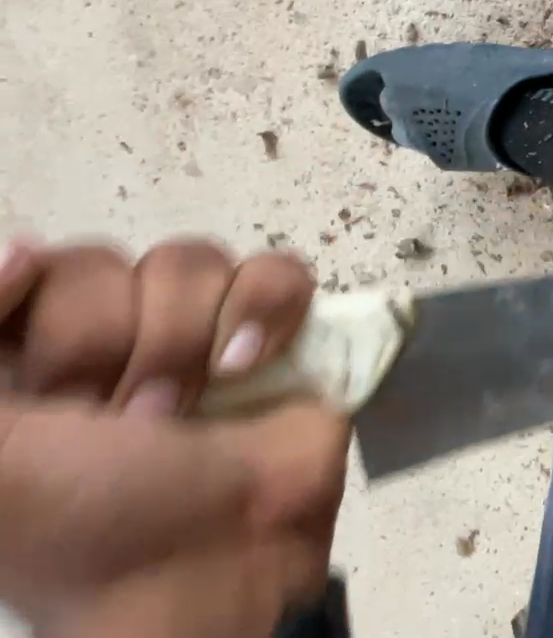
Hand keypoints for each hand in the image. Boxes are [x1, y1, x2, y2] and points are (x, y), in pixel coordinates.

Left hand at [0, 237, 349, 636]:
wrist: (217, 549)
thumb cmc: (80, 517)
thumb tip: (22, 247)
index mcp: (22, 356)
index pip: (30, 268)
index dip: (30, 297)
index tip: (46, 378)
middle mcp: (111, 330)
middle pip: (107, 262)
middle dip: (118, 345)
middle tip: (124, 416)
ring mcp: (203, 326)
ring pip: (194, 260)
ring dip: (192, 341)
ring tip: (196, 402)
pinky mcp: (282, 326)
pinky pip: (282, 270)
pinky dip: (270, 311)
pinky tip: (255, 363)